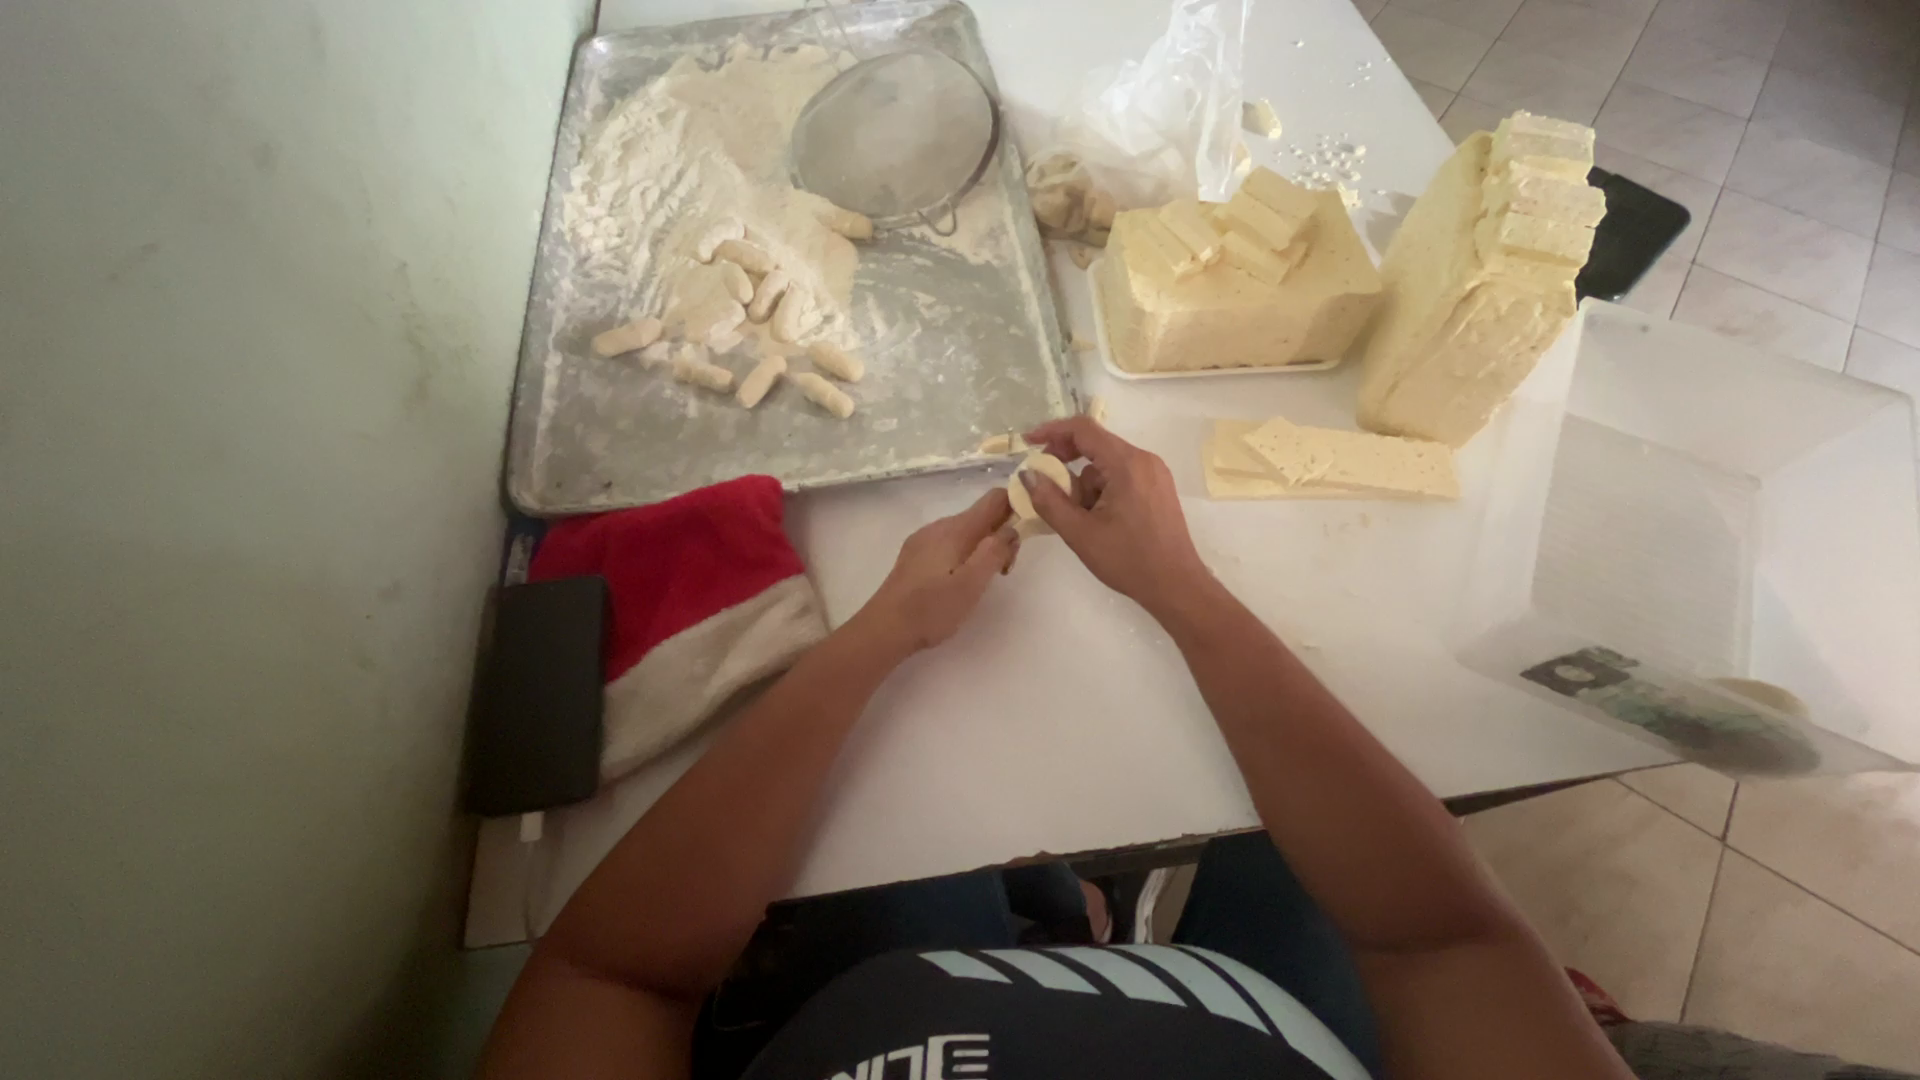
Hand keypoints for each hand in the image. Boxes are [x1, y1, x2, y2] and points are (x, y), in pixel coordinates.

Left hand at [855, 488, 1018, 655]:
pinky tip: (959, 582)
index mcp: (956, 529)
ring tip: (982, 581)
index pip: (994, 498)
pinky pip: (949, 543)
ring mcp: (924, 540)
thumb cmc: (931, 609)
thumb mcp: (971, 584)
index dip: (1017, 507)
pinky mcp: (915, 555)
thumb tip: (1012, 528)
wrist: (883, 629)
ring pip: (965, 531)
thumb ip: (994, 552)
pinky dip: (964, 554)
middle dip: (1001, 535)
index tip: (1028, 534)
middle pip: (981, 515)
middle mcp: (939, 526)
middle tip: (1004, 571)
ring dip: (983, 547)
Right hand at [1021, 417, 1214, 618]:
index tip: (1028, 443)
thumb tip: (1028, 475)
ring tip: (1078, 517)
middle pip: (1096, 444)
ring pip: (1107, 463)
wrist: (1176, 585)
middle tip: (1045, 482)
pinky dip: (1102, 488)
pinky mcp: (1158, 488)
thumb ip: (1049, 501)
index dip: (1051, 431)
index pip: (1083, 429)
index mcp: (1127, 464)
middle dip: (1066, 460)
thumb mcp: (1080, 533)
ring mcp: (1154, 474)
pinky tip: (1097, 518)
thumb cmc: (1128, 560)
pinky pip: (1122, 475)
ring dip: (1085, 482)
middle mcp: (1144, 460)